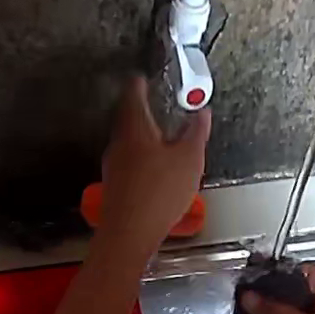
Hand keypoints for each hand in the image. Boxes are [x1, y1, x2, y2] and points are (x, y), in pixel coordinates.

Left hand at [98, 75, 209, 256]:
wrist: (128, 236)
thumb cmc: (157, 194)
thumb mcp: (189, 158)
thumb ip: (196, 132)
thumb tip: (201, 114)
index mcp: (133, 127)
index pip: (133, 91)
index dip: (142, 82)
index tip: (147, 78)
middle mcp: (117, 144)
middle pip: (129, 119)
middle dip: (146, 114)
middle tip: (160, 109)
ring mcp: (113, 168)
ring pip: (128, 145)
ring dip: (145, 140)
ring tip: (164, 143)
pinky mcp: (115, 189)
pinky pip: (129, 167)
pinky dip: (142, 163)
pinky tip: (156, 174)